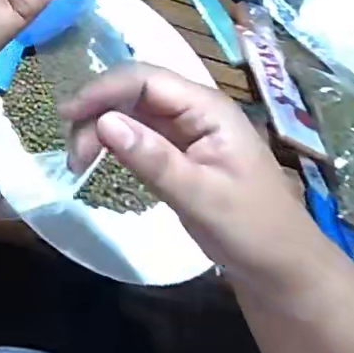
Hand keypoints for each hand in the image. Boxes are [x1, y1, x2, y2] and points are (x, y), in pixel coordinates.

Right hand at [63, 63, 318, 280]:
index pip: (144, 79)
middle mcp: (190, 108)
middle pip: (130, 90)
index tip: (69, 114)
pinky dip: (107, 141)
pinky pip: (131, 131)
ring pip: (125, 109)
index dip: (103, 90)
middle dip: (95, 110)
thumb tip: (103, 122)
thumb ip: (153, 159)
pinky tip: (94, 159)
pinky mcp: (172, 148)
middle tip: (72, 150)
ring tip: (78, 162)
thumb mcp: (203, 197)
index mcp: (206, 107)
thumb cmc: (254, 231)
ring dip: (97, 127)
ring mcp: (181, 127)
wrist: (284, 273)